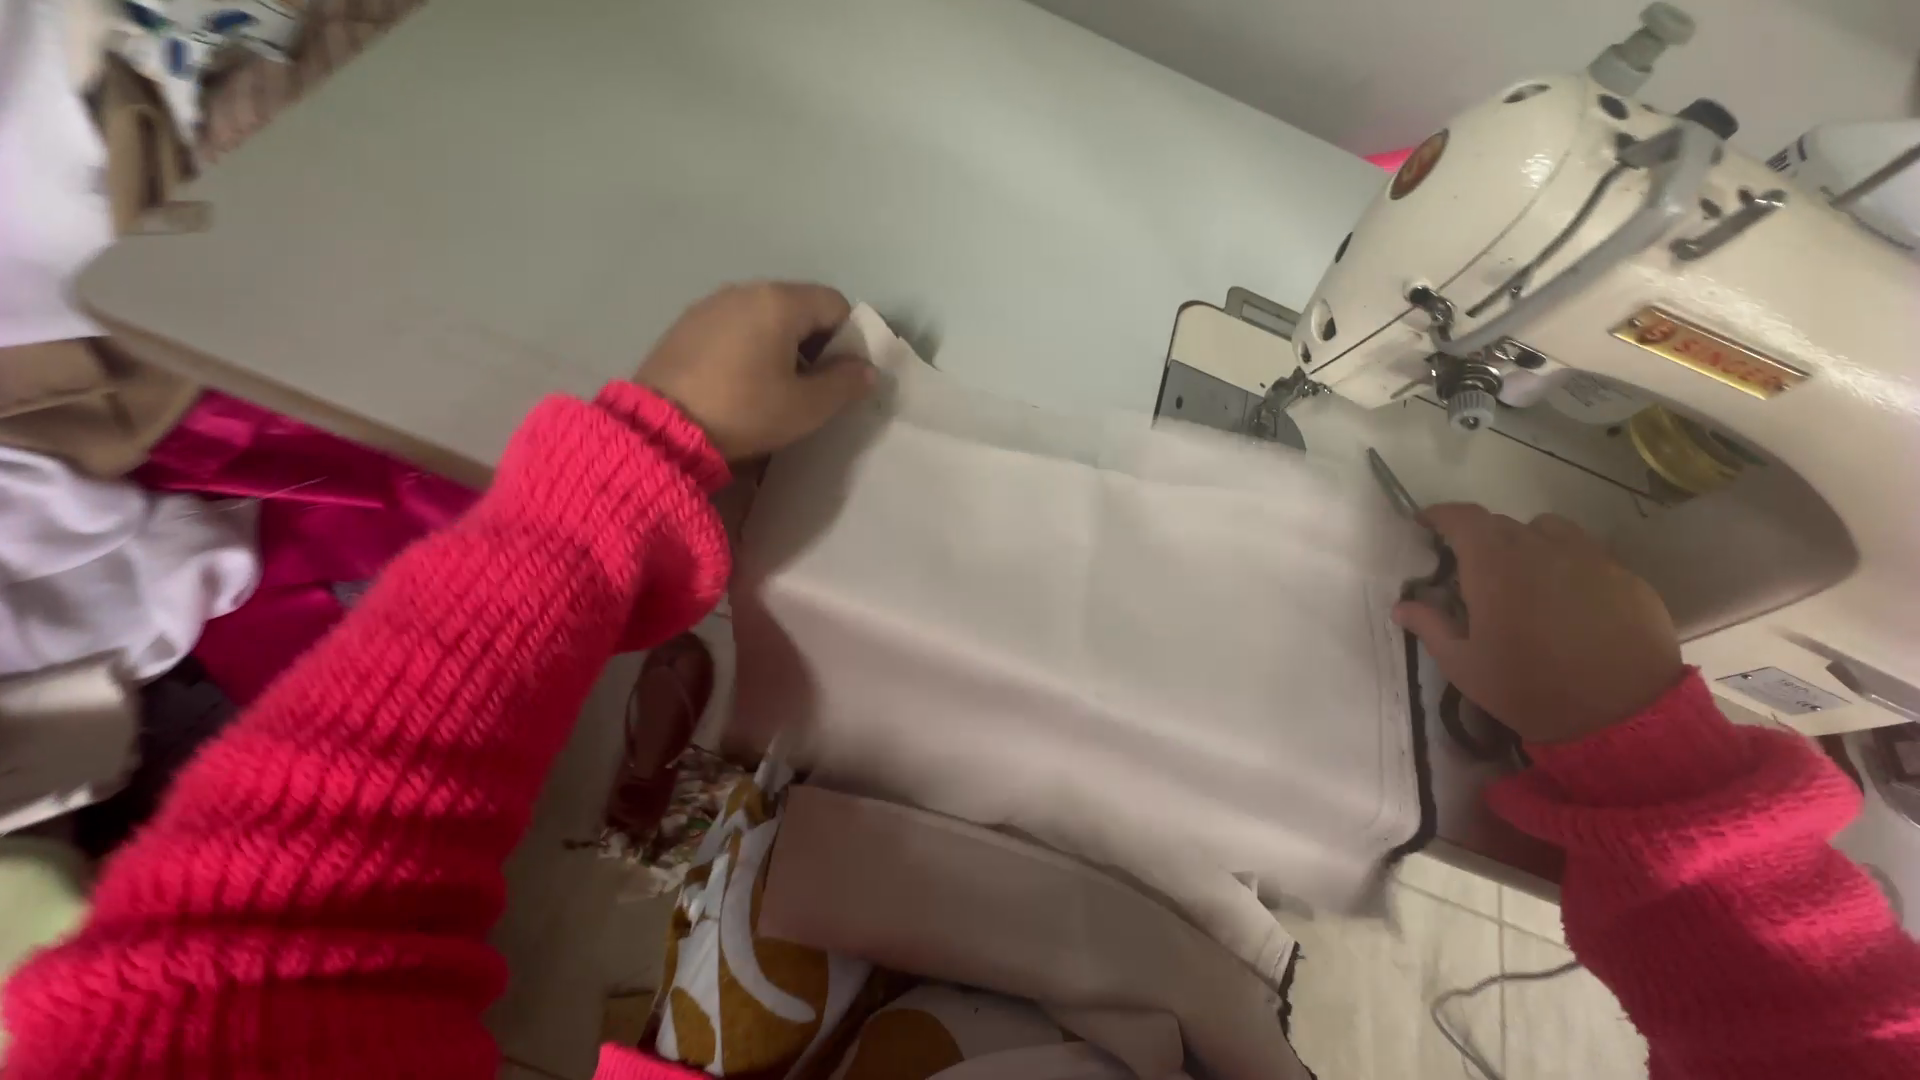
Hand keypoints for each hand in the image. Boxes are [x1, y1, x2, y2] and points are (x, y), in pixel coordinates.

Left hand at [637, 282, 875, 459]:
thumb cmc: (745, 412)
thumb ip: (845, 384)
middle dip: (813, 343)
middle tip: (808, 387)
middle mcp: (745, 290)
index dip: (847, 339)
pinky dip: (747, 347)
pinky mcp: (685, 324)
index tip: (839, 376)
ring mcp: (710, 304)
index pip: (834, 304)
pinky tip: (738, 383)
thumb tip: (867, 370)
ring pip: (764, 317)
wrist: (662, 428)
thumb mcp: (806, 407)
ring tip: (772, 387)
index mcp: (779, 302)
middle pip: (798, 307)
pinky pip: (733, 327)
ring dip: (780, 345)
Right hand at [1391, 505, 1683, 743]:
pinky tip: (1565, 597)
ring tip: (1521, 572)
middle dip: (1478, 537)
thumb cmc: (1528, 688)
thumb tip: (1402, 605)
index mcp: (1494, 566)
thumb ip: (1430, 626)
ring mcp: (1589, 559)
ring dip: (1524, 541)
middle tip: (1470, 567)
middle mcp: (1540, 549)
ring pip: (1547, 530)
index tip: (1425, 524)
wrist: (1624, 714)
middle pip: (1501, 524)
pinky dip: (1565, 562)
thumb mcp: (1463, 665)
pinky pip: (1586, 553)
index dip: (1440, 515)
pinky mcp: (1626, 577)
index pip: (1463, 518)